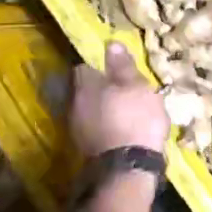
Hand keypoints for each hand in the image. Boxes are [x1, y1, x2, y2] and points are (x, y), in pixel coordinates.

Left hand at [68, 42, 168, 156]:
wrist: (127, 168)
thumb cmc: (135, 118)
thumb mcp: (137, 86)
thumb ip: (123, 66)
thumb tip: (111, 43)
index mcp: (85, 86)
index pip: (83, 68)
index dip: (99, 67)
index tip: (115, 70)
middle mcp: (74, 105)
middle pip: (84, 91)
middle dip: (100, 90)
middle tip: (123, 91)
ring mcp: (76, 129)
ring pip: (88, 111)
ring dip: (102, 110)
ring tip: (125, 112)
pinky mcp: (85, 150)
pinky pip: (94, 129)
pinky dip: (105, 127)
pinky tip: (121, 131)